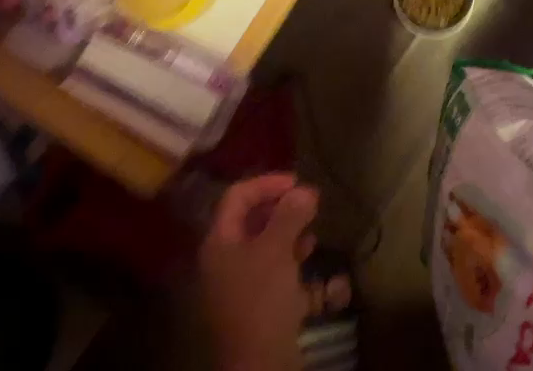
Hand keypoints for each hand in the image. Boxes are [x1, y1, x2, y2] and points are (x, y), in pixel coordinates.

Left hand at [199, 173, 318, 370]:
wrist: (259, 364)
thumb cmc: (262, 299)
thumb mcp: (276, 251)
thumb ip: (289, 216)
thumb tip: (305, 190)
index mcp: (220, 242)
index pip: (237, 197)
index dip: (267, 183)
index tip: (297, 181)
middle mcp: (225, 260)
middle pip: (250, 221)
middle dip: (280, 208)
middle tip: (309, 202)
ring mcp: (240, 284)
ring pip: (264, 246)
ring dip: (288, 233)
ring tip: (312, 227)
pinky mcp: (257, 305)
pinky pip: (274, 272)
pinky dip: (292, 261)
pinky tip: (310, 258)